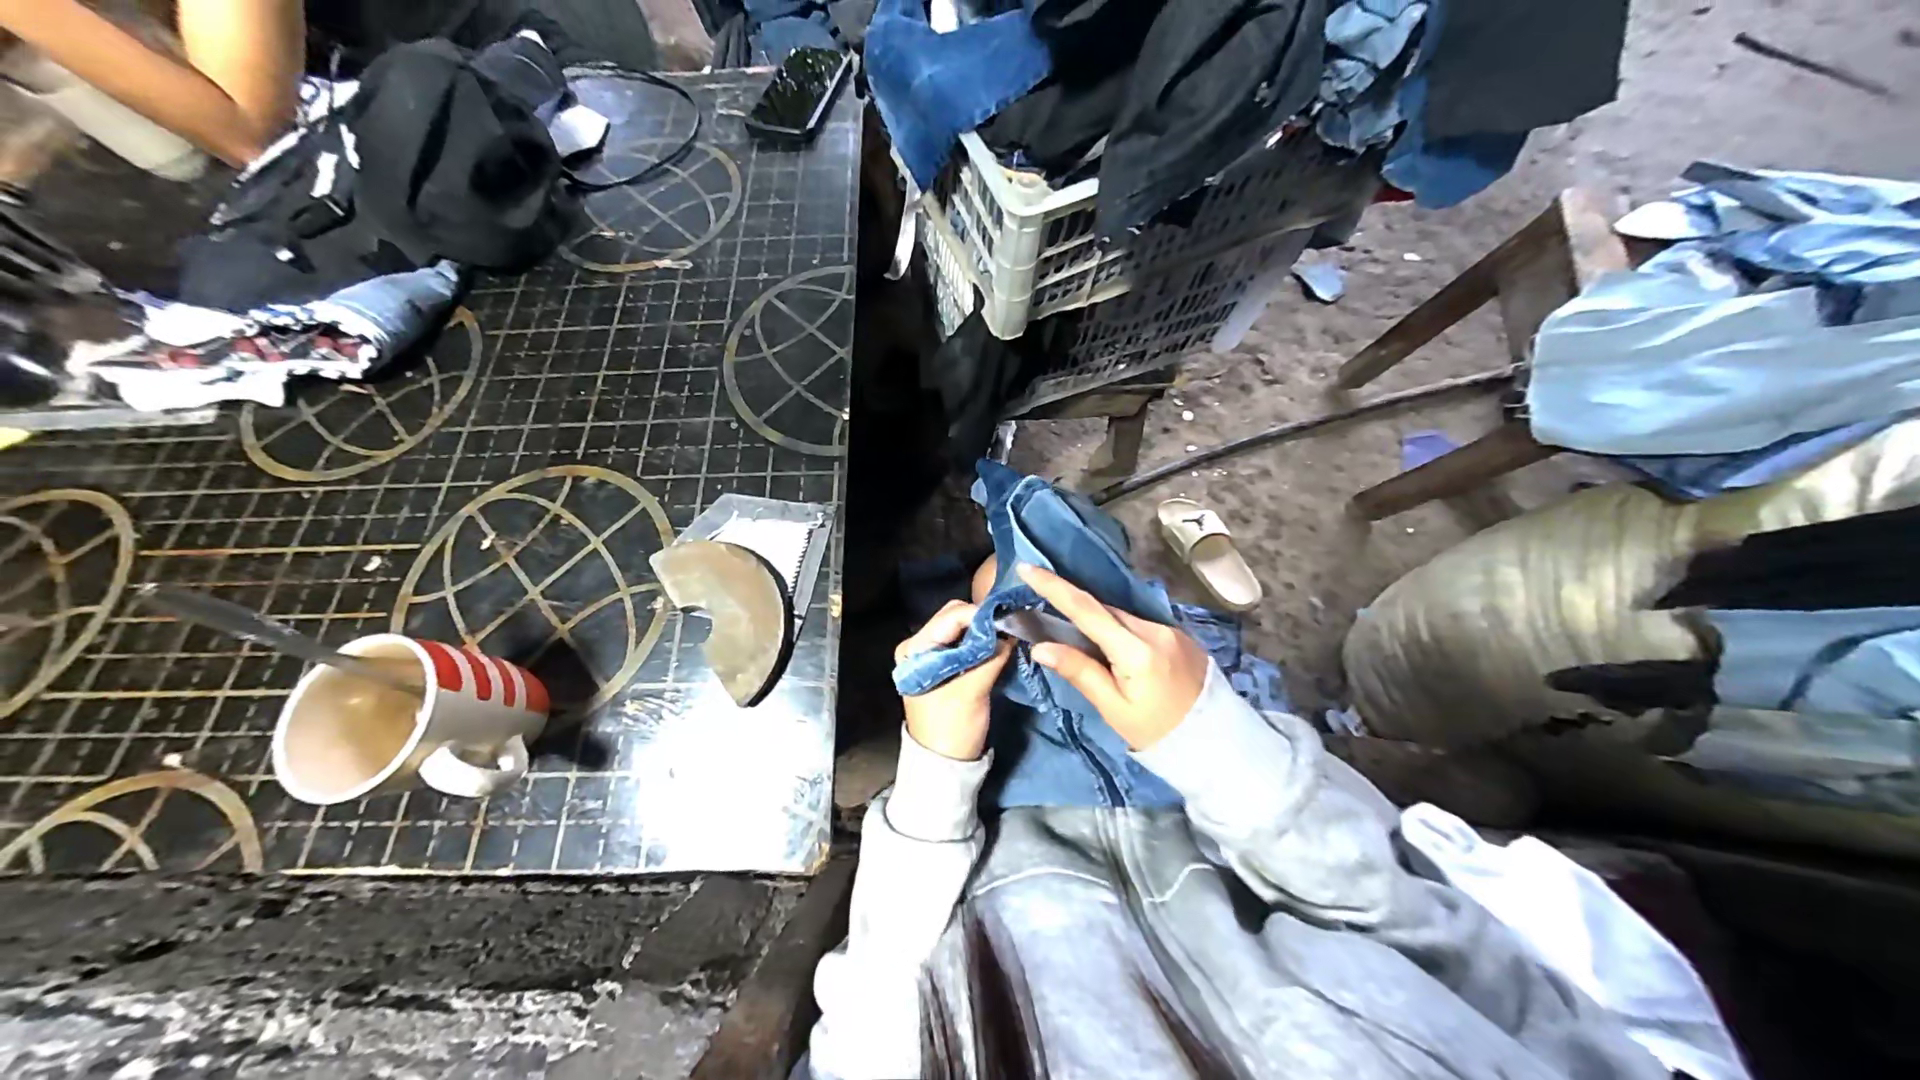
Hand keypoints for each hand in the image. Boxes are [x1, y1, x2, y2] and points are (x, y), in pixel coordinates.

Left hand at [895, 600, 1011, 760]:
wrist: (944, 765)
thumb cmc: (952, 730)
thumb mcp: (971, 693)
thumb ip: (990, 657)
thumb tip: (1011, 630)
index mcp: (913, 650)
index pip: (949, 617)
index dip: (979, 615)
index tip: (1007, 619)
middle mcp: (917, 646)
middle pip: (954, 617)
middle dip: (981, 620)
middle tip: (1008, 628)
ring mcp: (929, 655)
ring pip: (960, 627)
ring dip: (983, 630)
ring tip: (1006, 635)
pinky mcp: (943, 664)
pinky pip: (963, 642)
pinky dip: (981, 641)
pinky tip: (998, 646)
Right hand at [1017, 564, 1208, 749]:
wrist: (1216, 743)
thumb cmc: (1157, 732)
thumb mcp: (1113, 708)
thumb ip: (1079, 672)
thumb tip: (1040, 646)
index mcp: (1136, 650)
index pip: (1087, 610)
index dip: (1054, 587)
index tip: (1028, 567)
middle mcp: (1155, 630)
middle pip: (1105, 609)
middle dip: (1075, 605)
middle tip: (1043, 603)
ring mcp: (1172, 630)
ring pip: (1123, 616)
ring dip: (1100, 620)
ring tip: (1079, 636)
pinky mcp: (1181, 635)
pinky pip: (1141, 624)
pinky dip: (1121, 630)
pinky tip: (1115, 648)